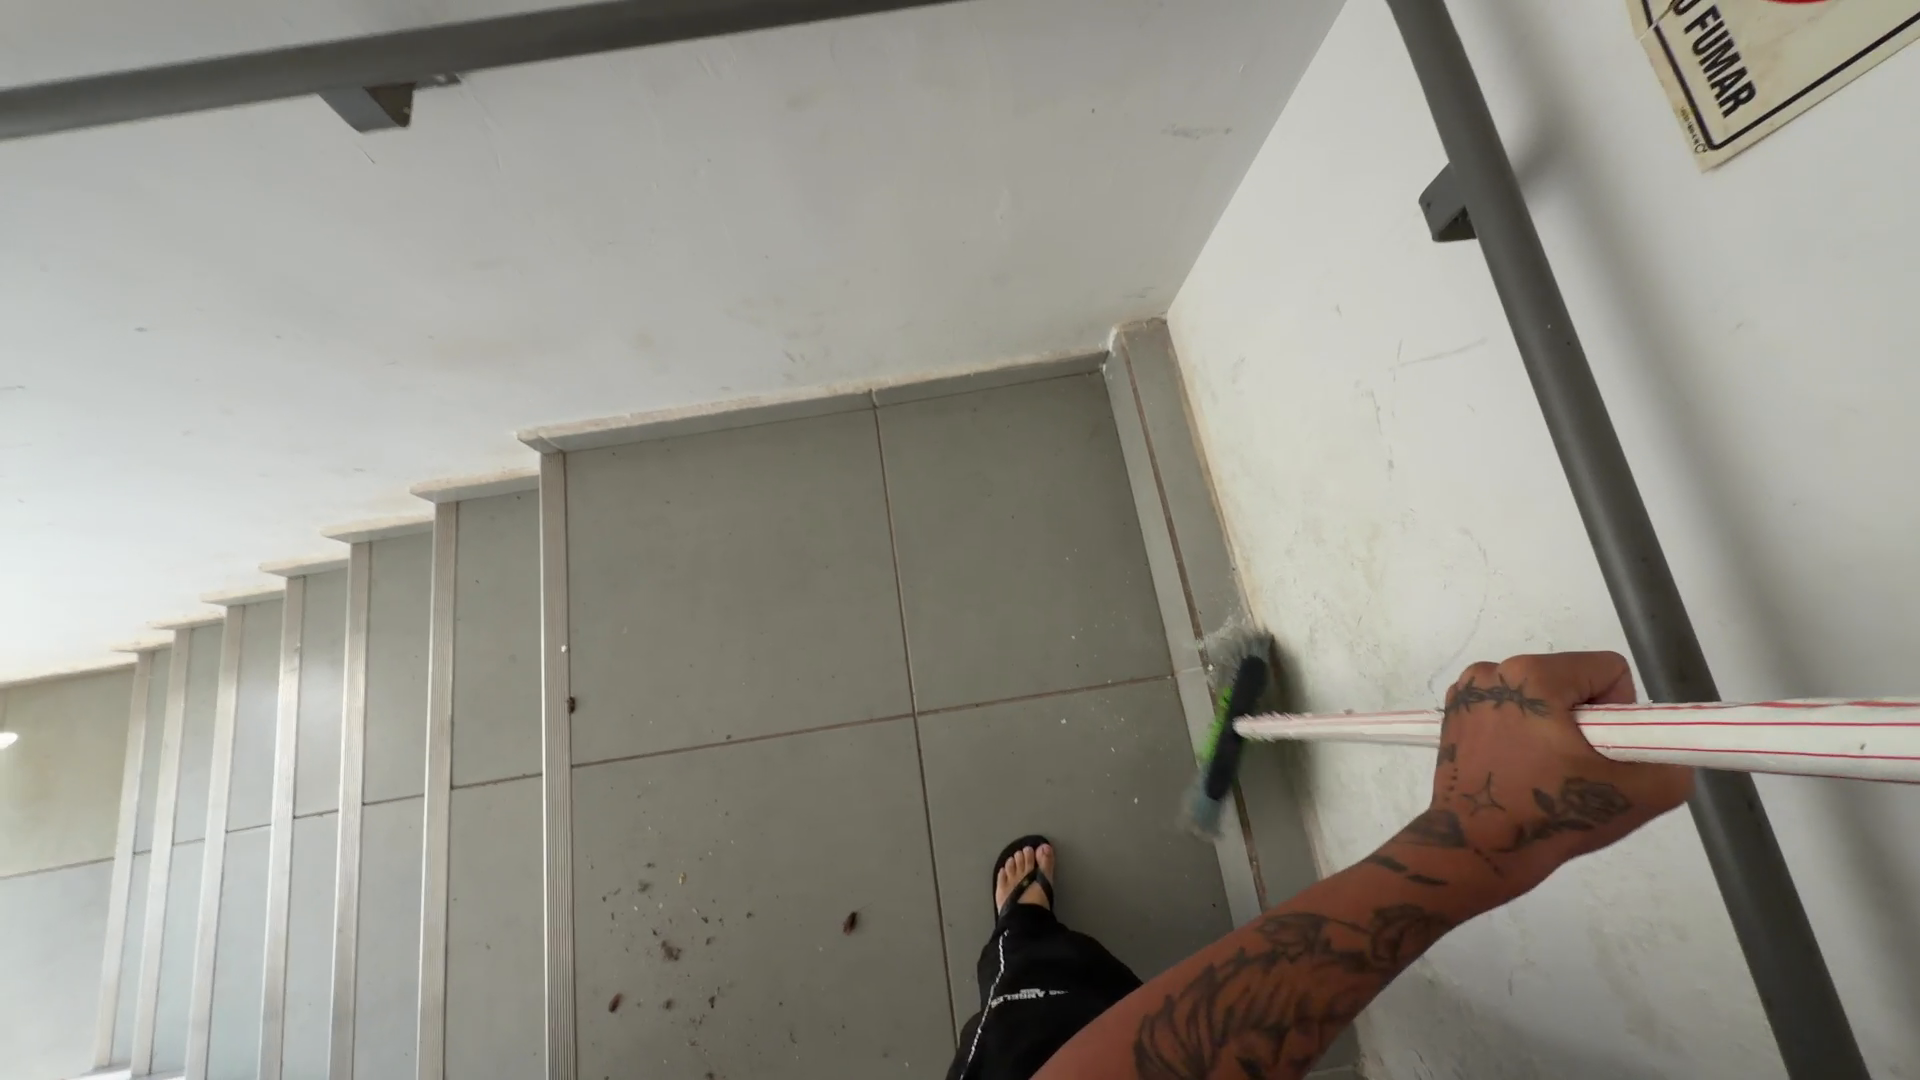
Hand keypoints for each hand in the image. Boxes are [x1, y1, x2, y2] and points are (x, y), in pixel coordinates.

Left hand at [1373, 652, 1693, 911]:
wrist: (1479, 842)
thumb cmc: (1556, 812)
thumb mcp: (1645, 790)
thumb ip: (1674, 754)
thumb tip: (1665, 740)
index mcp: (1531, 674)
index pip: (1608, 670)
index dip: (1622, 712)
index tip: (1605, 749)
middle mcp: (1491, 671)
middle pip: (1570, 681)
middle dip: (1585, 719)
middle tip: (1574, 765)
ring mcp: (1465, 691)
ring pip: (1539, 696)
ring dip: (1552, 724)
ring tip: (1543, 768)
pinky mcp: (1452, 713)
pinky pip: (1507, 708)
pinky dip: (1521, 729)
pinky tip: (1517, 764)